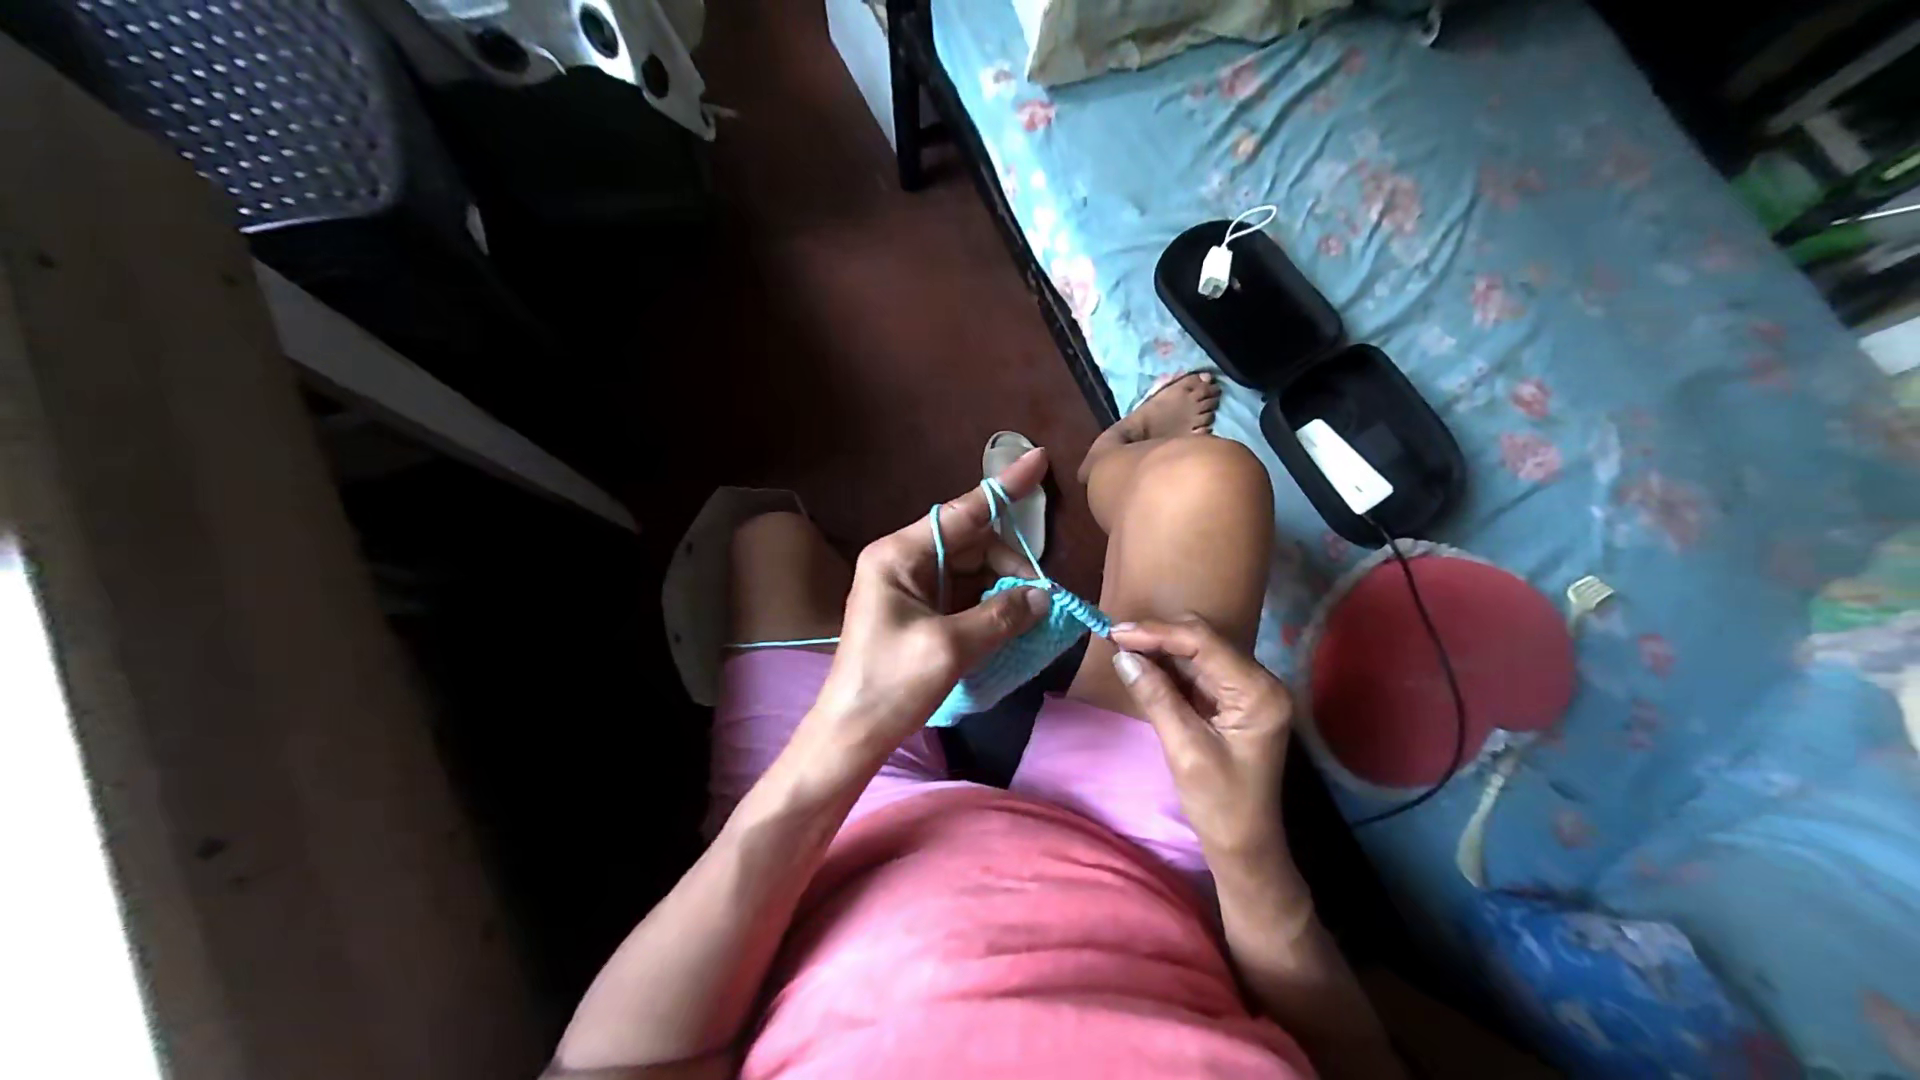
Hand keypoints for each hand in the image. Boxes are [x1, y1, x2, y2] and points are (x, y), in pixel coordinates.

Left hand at [804, 448, 1052, 766]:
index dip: (1004, 488)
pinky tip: (1012, 617)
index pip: (961, 512)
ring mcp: (910, 587)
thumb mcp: (950, 648)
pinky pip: (964, 594)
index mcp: (898, 555)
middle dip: (1010, 561)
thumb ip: (1000, 615)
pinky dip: (990, 603)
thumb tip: (1043, 596)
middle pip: (970, 542)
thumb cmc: (890, 684)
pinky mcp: (918, 612)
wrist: (851, 733)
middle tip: (1043, 592)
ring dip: (1004, 584)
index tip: (1038, 459)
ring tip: (1033, 609)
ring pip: (971, 569)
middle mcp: (903, 561)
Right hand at [1109, 618, 1294, 860]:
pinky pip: (1196, 669)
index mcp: (1258, 692)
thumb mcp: (1184, 750)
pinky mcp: (1231, 699)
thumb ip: (1156, 697)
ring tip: (1121, 647)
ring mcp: (1246, 689)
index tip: (1116, 632)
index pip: (1204, 642)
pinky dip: (1167, 665)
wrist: (1244, 845)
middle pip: (1202, 639)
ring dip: (1159, 647)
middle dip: (1157, 635)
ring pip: (1196, 651)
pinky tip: (1142, 663)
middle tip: (1114, 638)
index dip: (1157, 632)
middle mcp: (1258, 681)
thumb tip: (1122, 656)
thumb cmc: (1220, 804)